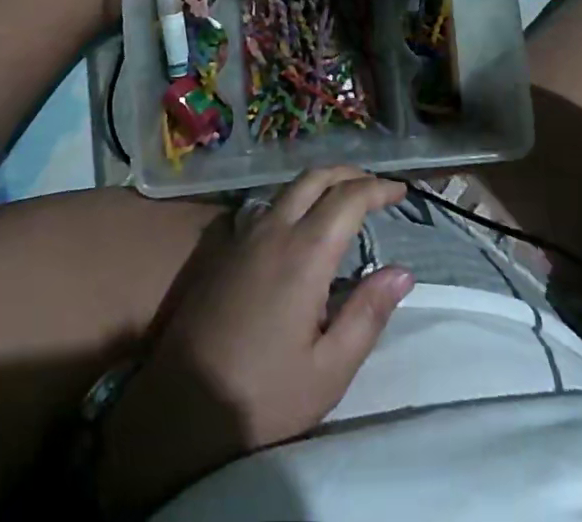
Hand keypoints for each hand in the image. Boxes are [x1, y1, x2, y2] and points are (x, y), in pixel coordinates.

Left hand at [97, 168, 414, 515]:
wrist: (179, 407)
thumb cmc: (263, 395)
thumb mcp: (330, 368)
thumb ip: (368, 313)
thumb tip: (402, 272)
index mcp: (303, 255)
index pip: (347, 199)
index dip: (377, 188)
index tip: (401, 191)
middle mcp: (270, 232)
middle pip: (313, 178)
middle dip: (349, 174)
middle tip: (376, 187)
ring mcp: (240, 238)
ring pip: (286, 189)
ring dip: (320, 184)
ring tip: (346, 202)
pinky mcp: (222, 252)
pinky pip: (265, 208)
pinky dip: (294, 201)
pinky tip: (302, 228)